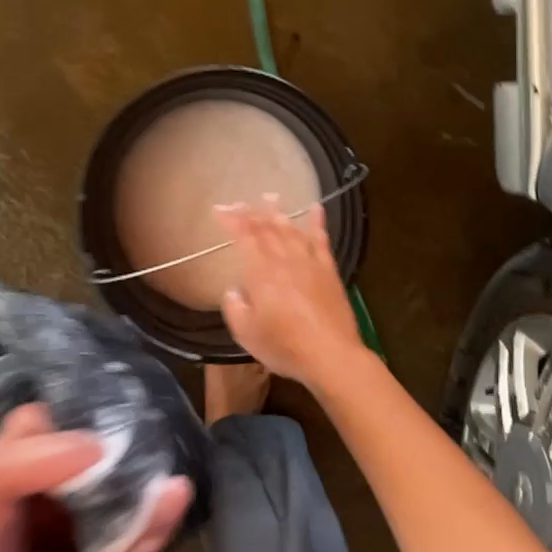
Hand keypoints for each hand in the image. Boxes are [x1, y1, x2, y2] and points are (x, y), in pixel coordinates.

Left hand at [0, 405, 191, 551]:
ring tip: (126, 460)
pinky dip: (84, 475)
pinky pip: (49, 483)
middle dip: (60, 439)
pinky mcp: (23, 536)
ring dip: (76, 455)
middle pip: (4, 455)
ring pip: (28, 460)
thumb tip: (176, 488)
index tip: (106, 454)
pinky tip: (117, 483)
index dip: (47, 453)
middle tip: (118, 446)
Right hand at [213, 198, 364, 388]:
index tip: (220, 209)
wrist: (331, 355)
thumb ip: (235, 308)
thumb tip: (234, 290)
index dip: (232, 220)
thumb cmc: (284, 346)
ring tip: (271, 196)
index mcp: (262, 273)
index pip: (245, 237)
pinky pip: (321, 240)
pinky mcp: (329, 271)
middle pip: (267, 229)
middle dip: (252, 212)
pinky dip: (317, 222)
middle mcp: (285, 261)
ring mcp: (310, 263)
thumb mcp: (246, 334)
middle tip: (241, 201)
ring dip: (280, 213)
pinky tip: (315, 209)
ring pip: (292, 230)